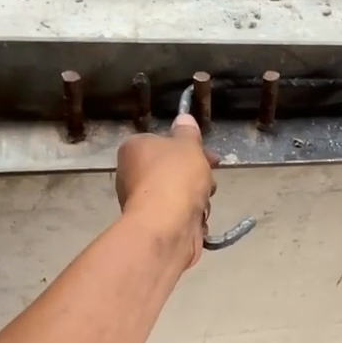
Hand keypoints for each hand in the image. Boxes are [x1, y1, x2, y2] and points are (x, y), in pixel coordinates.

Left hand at [115, 114, 218, 267]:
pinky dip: (189, 215)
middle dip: (195, 175)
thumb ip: (188, 132)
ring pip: (177, 193)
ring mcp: (140, 201)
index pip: (163, 143)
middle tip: (210, 178)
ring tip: (203, 201)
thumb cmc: (176, 176)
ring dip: (196, 197)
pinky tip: (198, 218)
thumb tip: (184, 118)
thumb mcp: (188, 145)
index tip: (209, 157)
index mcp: (134, 148)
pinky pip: (177, 213)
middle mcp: (131, 173)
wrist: (167, 224)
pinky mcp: (152, 223)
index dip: (189, 148)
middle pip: (172, 169)